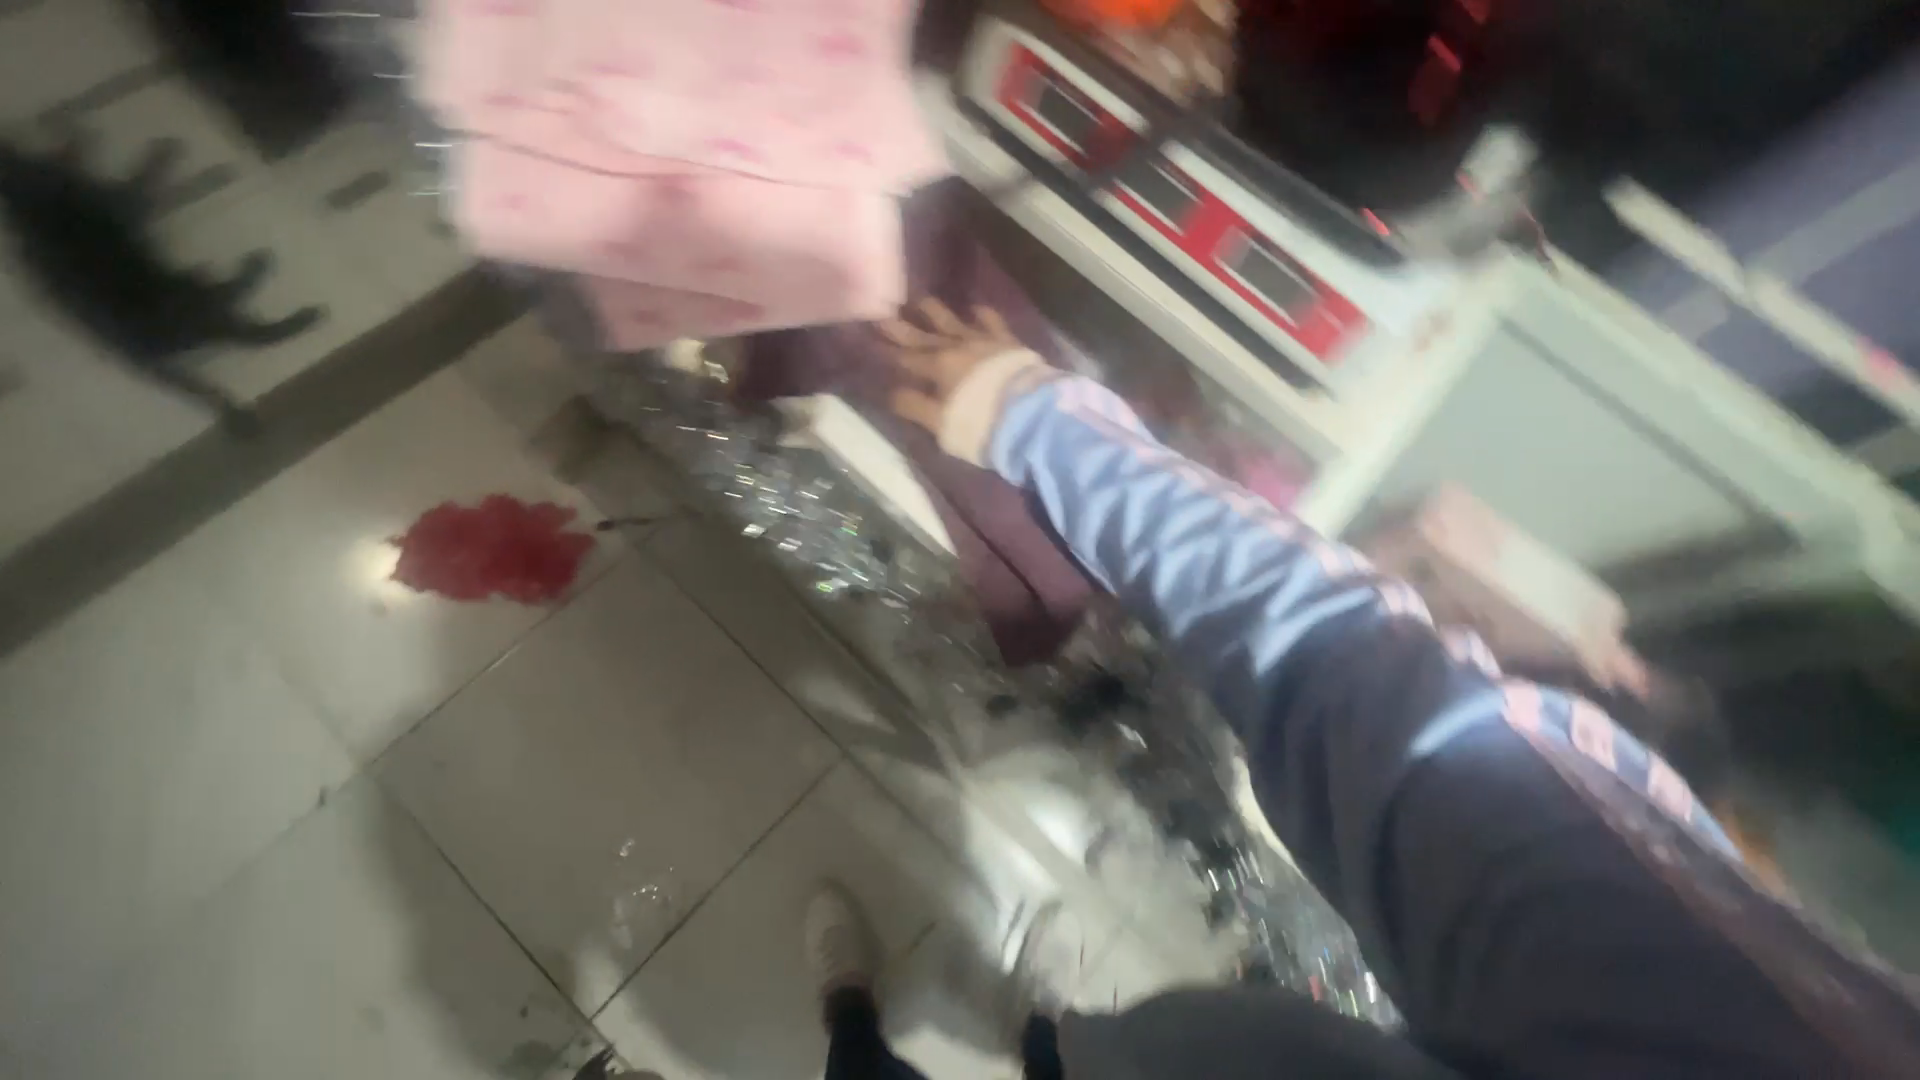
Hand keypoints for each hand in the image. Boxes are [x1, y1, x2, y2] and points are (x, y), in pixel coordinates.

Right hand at [877, 298, 1019, 434]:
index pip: (905, 358)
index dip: (887, 349)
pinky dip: (980, 314)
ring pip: (953, 320)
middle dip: (901, 326)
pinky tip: (974, 308)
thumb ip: (914, 406)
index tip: (870, 337)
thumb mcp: (941, 423)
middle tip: (882, 311)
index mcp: (937, 368)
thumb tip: (891, 392)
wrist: (1032, 416)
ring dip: (934, 311)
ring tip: (920, 300)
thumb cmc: (981, 425)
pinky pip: (991, 321)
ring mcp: (983, 341)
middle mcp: (956, 347)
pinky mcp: (1007, 341)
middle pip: (923, 335)